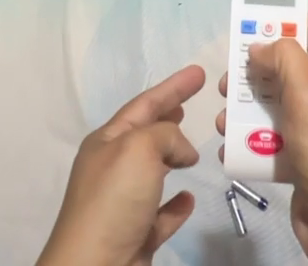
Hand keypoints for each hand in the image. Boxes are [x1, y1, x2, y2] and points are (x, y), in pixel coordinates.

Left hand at [37, 65, 205, 265]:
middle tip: (192, 100)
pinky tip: (188, 199)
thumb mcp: (139, 149)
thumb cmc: (112, 200)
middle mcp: (112, 168)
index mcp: (108, 141)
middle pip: (146, 132)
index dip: (173, 86)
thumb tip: (182, 150)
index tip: (199, 72)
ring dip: (172, 157)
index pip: (145, 104)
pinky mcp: (134, 235)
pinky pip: (159, 214)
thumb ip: (166, 136)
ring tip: (194, 150)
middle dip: (169, 114)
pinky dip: (175, 204)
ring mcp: (122, 203)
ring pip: (152, 172)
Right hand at [216, 15, 307, 265]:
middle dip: (252, 68)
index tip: (253, 26)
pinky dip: (246, 138)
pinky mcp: (294, 155)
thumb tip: (259, 46)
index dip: (285, 20)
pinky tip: (228, 145)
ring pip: (269, 102)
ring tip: (223, 117)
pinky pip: (265, 136)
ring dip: (242, 106)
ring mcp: (307, 126)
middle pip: (283, 65)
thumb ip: (285, 56)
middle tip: (229, 80)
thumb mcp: (307, 91)